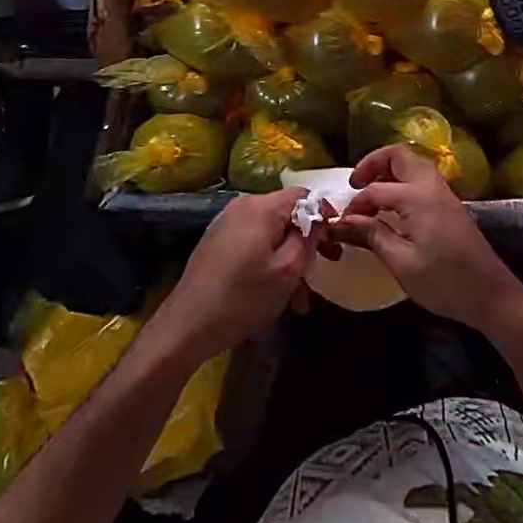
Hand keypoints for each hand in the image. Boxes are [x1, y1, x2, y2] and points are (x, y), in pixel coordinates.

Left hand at [153, 188, 315, 362]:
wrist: (187, 326)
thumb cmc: (243, 297)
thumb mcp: (288, 270)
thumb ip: (308, 239)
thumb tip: (317, 219)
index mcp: (261, 207)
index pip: (304, 195)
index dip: (323, 216)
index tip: (335, 242)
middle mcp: (242, 207)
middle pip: (286, 217)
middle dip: (306, 246)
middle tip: (321, 273)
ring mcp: (226, 225)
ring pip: (271, 236)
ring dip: (288, 263)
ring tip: (298, 301)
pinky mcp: (217, 244)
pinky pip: (253, 246)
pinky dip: (268, 265)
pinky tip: (274, 296)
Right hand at [328, 145, 522, 334]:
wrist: (491, 295)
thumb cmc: (444, 282)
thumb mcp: (401, 262)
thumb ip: (371, 236)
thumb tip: (341, 223)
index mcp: (418, 197)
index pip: (376, 190)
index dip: (355, 205)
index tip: (340, 224)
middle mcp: (432, 186)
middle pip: (399, 155)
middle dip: (373, 164)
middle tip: (355, 186)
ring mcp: (444, 194)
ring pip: (413, 164)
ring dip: (389, 170)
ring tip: (370, 193)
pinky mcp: (450, 205)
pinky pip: (422, 179)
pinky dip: (403, 181)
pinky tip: (392, 206)